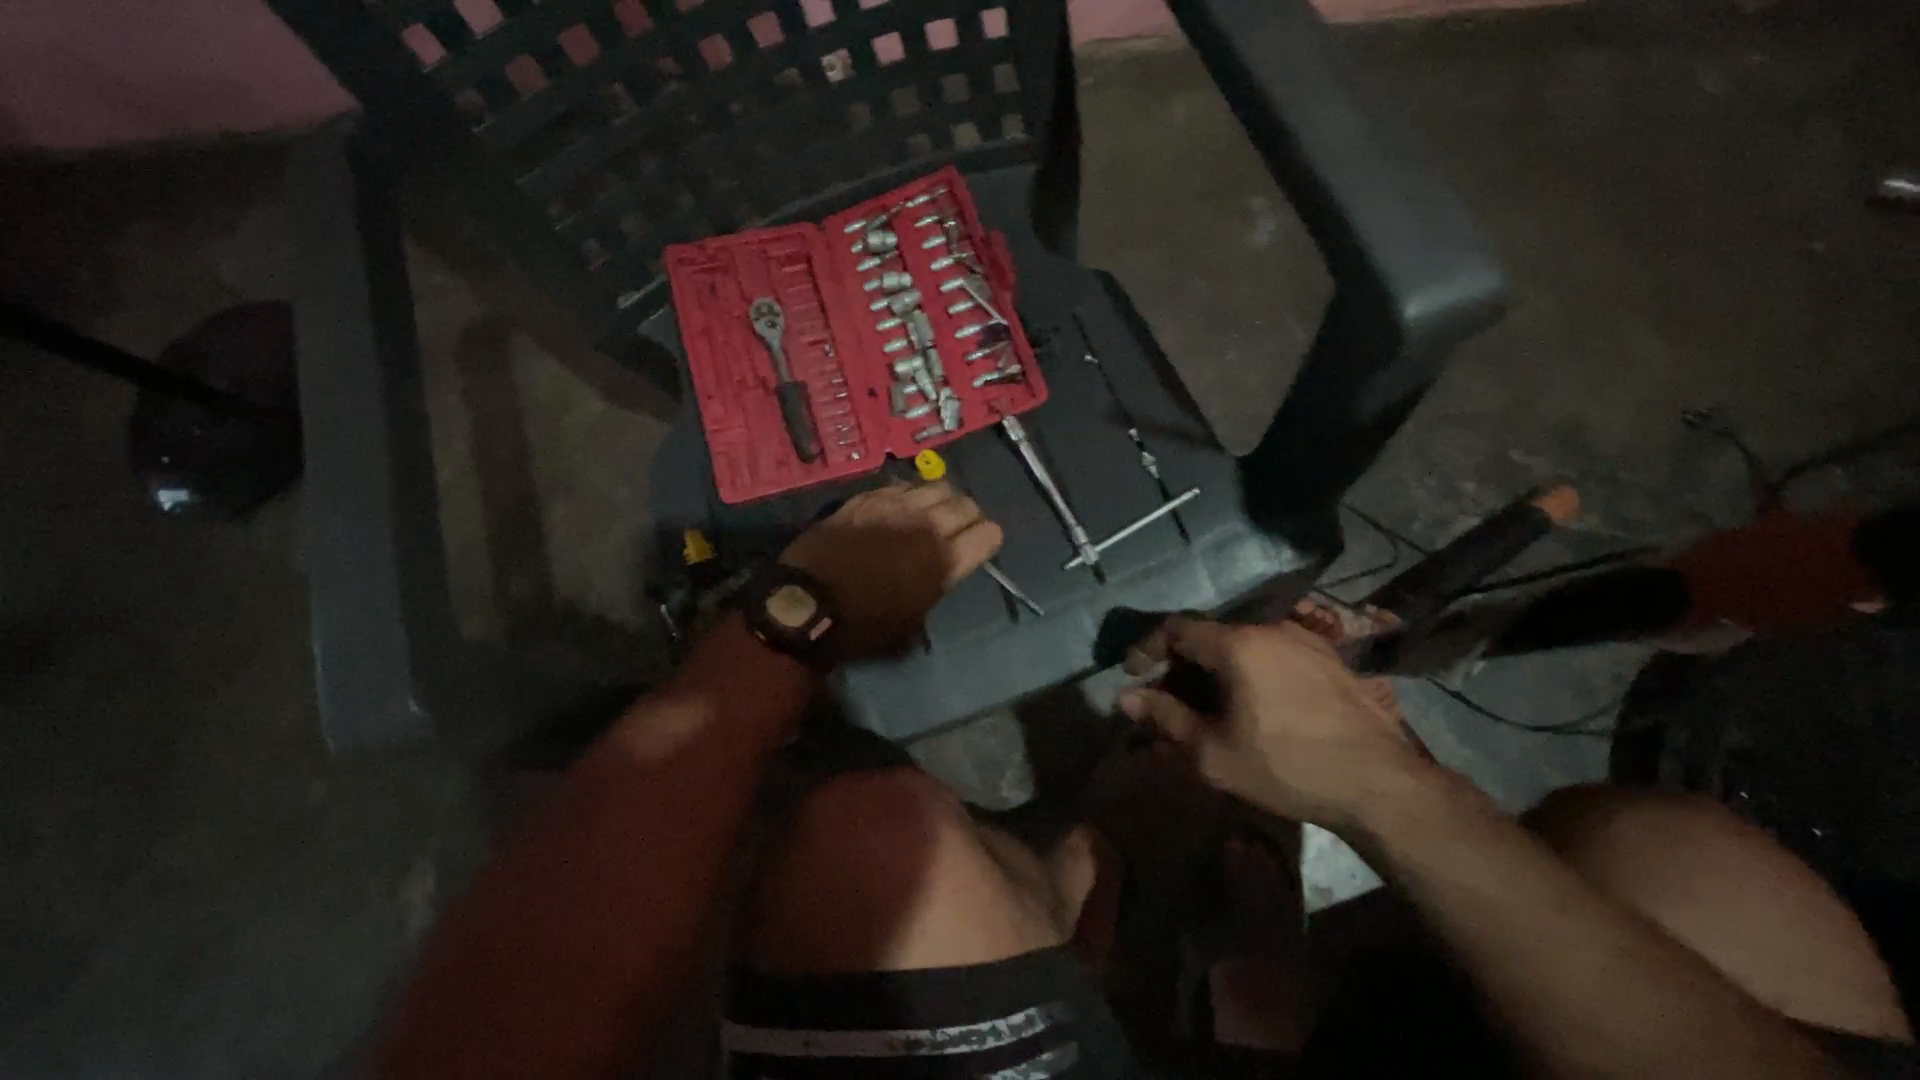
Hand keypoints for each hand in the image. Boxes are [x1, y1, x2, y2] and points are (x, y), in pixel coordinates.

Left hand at [778, 481, 1002, 658]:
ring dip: (939, 500)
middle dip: (967, 517)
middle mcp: (928, 526)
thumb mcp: (912, 620)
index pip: (989, 534)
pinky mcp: (867, 497)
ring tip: (929, 513)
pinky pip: (900, 486)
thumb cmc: (862, 626)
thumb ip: (936, 587)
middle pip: (966, 505)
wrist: (807, 605)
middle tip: (956, 530)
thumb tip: (938, 576)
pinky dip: (907, 495)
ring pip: (935, 486)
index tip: (978, 547)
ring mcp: (896, 506)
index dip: (987, 540)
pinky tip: (899, 507)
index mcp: (945, 561)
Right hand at [1119, 617, 1435, 829]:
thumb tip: (1126, 697)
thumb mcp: (1213, 753)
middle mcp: (1270, 629)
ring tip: (1210, 708)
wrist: (1380, 782)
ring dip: (1218, 670)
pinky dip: (1251, 672)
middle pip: (1211, 636)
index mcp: (1237, 644)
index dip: (1147, 649)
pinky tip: (1255, 707)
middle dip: (1182, 665)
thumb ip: (1166, 719)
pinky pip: (1275, 655)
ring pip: (1244, 645)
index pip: (1176, 628)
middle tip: (1169, 701)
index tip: (1133, 675)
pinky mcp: (1330, 660)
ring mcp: (1306, 641)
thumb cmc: (1287, 767)